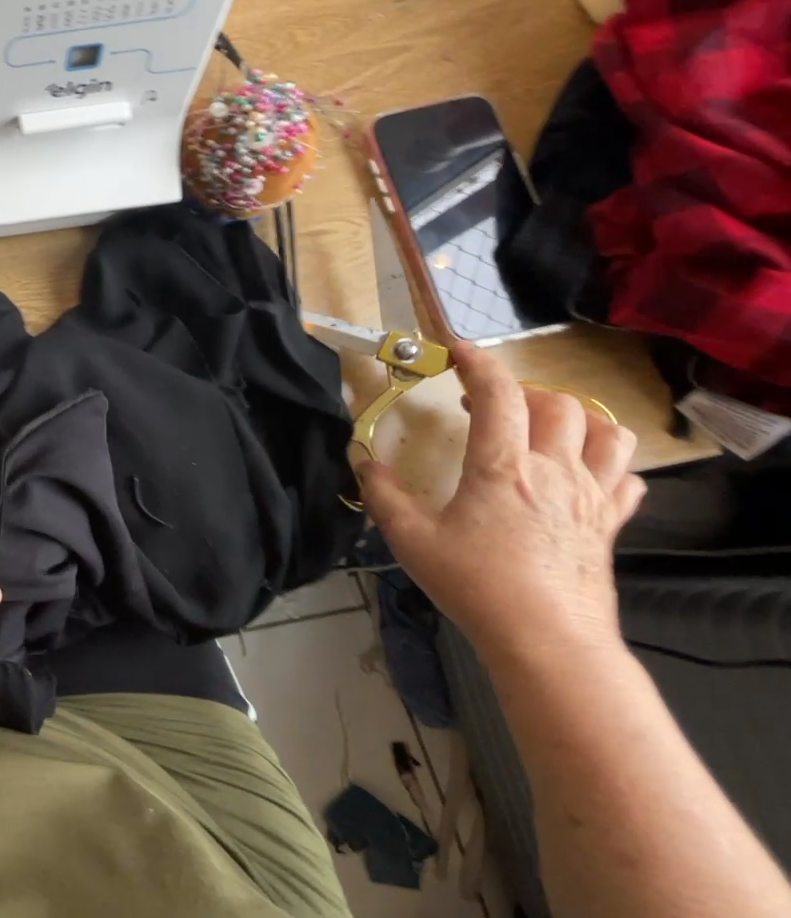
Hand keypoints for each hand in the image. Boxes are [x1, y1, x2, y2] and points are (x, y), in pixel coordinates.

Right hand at [359, 342, 645, 664]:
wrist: (546, 639)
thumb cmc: (474, 584)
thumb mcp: (409, 539)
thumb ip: (382, 495)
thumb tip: (363, 462)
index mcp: (503, 467)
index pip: (500, 396)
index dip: (479, 364)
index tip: (458, 350)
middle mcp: (555, 470)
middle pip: (557, 405)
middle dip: (521, 392)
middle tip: (487, 403)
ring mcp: (591, 496)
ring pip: (606, 431)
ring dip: (574, 417)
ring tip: (543, 426)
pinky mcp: (610, 523)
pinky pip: (627, 476)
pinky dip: (606, 461)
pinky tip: (581, 471)